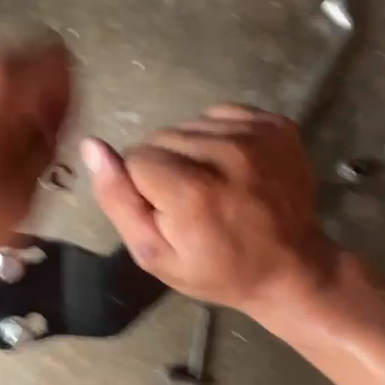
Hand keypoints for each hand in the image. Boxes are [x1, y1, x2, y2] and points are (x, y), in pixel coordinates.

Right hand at [83, 105, 338, 316]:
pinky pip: (221, 114)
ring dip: (192, 151)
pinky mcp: (276, 125)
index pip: (135, 158)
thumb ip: (118, 200)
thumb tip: (92, 146)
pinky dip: (219, 136)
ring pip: (190, 125)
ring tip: (214, 184)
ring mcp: (255, 135)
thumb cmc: (216, 269)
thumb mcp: (154, 253)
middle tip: (192, 203)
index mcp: (191, 190)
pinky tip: (232, 166)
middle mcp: (224, 152)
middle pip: (162, 137)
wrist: (292, 268)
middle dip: (166, 166)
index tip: (170, 213)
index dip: (144, 188)